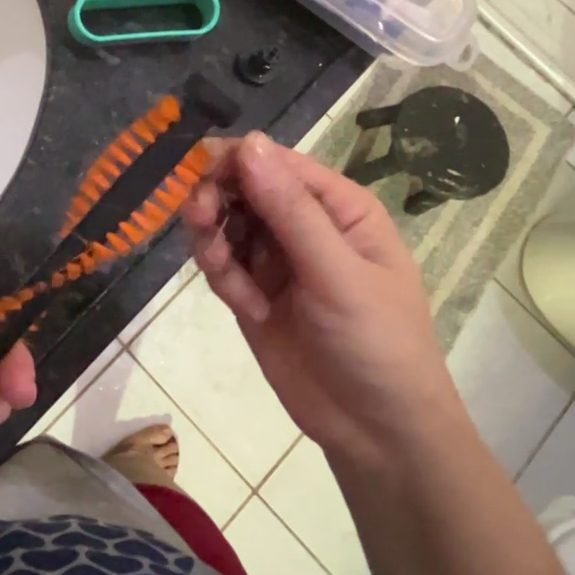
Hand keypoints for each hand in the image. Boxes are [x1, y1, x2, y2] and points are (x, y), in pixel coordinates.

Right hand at [180, 132, 460, 464]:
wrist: (376, 432)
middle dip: (215, 200)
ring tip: (219, 270)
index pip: (275, 163)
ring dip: (212, 239)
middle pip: (241, 188)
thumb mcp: (337, 274)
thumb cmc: (376, 343)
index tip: (198, 176)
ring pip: (224, 223)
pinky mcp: (252, 291)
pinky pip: (221, 263)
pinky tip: (243, 305)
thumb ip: (290, 210)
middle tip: (199, 222)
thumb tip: (249, 142)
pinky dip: (221, 275)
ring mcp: (276, 259)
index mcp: (338, 207)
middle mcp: (304, 224)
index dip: (234, 162)